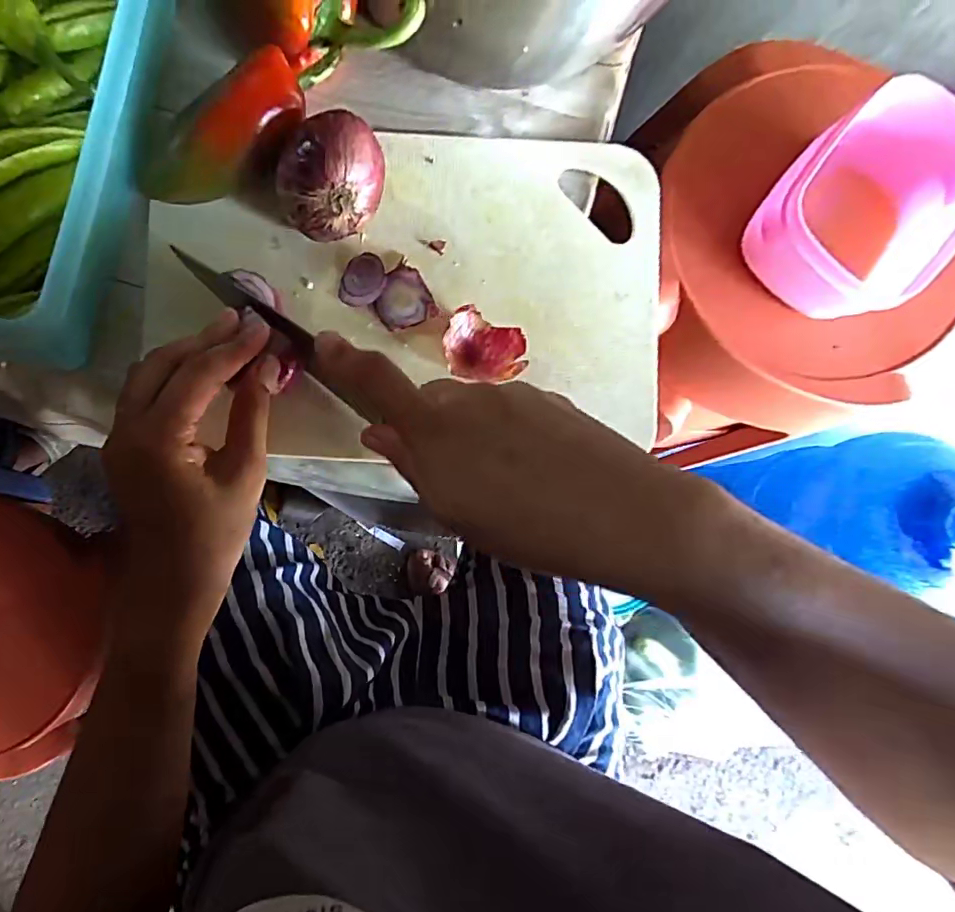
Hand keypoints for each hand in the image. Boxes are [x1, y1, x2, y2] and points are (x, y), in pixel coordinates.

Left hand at [104, 310, 279, 631]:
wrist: (168, 583)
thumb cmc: (212, 539)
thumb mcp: (243, 475)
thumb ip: (251, 414)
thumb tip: (268, 365)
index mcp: (156, 439)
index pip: (196, 374)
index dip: (233, 347)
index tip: (265, 326)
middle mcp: (126, 430)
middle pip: (161, 364)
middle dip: (203, 340)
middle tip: (243, 322)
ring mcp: (116, 439)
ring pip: (145, 377)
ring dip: (183, 356)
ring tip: (225, 341)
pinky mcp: (119, 449)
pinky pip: (140, 398)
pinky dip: (169, 380)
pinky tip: (199, 376)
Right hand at [315, 331, 742, 604]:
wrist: (632, 519)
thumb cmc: (523, 527)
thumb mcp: (451, 509)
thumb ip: (410, 464)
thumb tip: (377, 432)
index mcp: (436, 428)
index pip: (379, 385)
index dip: (347, 363)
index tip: (322, 341)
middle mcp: (471, 399)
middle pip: (428, 401)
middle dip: (422, 427)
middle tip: (442, 477)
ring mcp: (517, 397)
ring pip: (468, 409)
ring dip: (464, 436)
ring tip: (495, 486)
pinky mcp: (553, 405)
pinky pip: (506, 414)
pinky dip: (501, 437)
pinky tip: (528, 475)